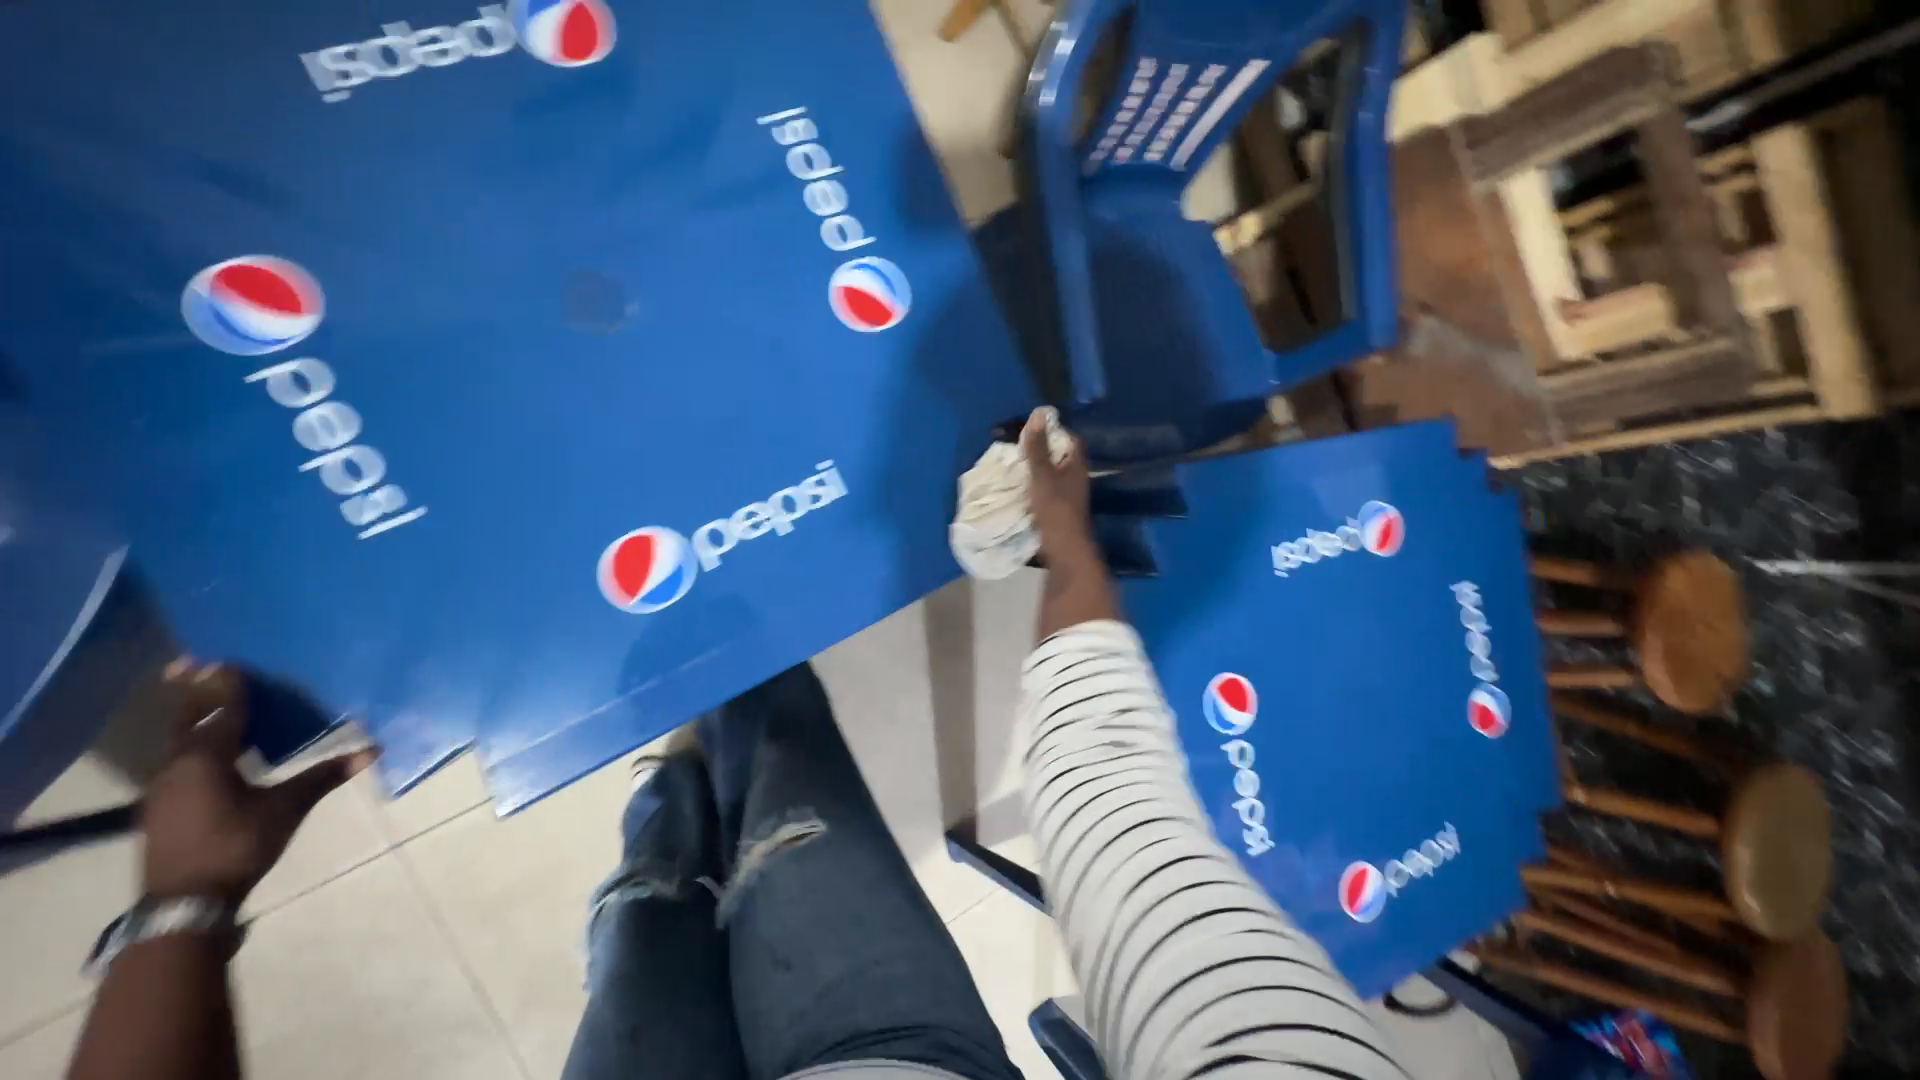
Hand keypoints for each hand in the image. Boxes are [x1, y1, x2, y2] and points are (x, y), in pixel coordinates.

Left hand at [140, 659, 378, 903]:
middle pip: (186, 720)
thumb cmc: (238, 845)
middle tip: (194, 664)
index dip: (227, 686)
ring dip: (191, 718)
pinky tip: (204, 751)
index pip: (221, 712)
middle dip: (193, 692)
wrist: (184, 902)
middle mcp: (177, 765)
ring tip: (204, 700)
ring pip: (178, 741)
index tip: (228, 659)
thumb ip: (323, 777)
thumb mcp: (287, 809)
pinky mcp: (160, 806)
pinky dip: (190, 744)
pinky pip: (176, 761)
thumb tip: (372, 751)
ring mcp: (162, 788)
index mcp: (206, 759)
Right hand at [1021, 407, 1092, 560]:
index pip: (1071, 439)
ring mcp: (1069, 495)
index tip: (1034, 428)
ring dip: (1037, 468)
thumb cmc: (1055, 507)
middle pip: (1061, 456)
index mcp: (1077, 465)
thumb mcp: (1042, 474)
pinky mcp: (1059, 509)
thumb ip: (1038, 447)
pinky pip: (1047, 489)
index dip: (1055, 430)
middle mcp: (1076, 478)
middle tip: (1019, 444)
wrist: (1063, 548)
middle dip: (1042, 449)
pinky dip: (1035, 485)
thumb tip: (1038, 414)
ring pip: (1053, 474)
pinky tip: (1019, 486)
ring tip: (1015, 463)